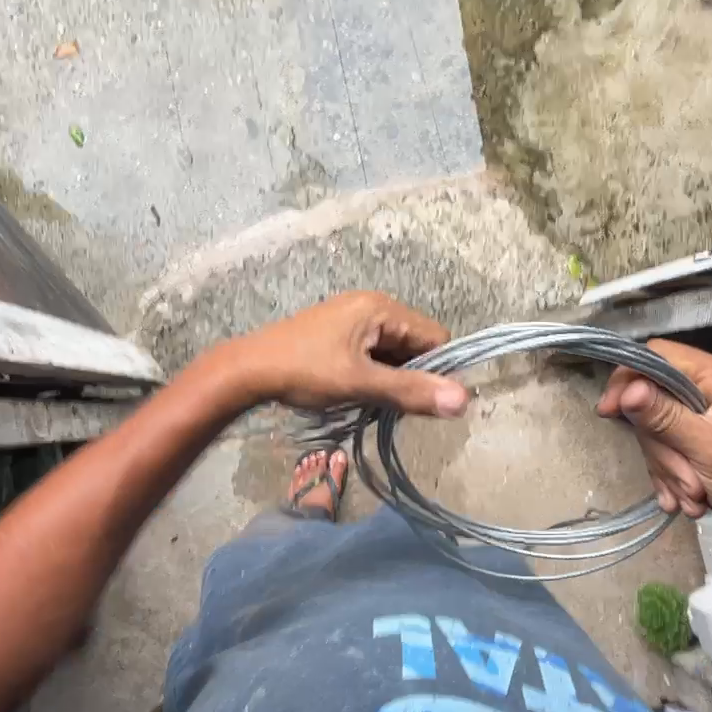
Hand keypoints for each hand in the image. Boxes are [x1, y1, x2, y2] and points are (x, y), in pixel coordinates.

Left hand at [215, 292, 469, 417]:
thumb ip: (410, 391)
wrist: (248, 370)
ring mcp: (353, 318)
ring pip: (393, 353)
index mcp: (380, 308)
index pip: (436, 337)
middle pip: (415, 344)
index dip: (437, 370)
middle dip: (410, 376)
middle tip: (390, 405)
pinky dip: (373, 375)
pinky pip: (373, 354)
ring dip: (390, 379)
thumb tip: (464, 399)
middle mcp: (371, 306)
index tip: (423, 400)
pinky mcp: (339, 334)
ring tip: (368, 400)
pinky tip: (356, 393)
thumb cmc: (304, 371)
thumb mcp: (360, 384)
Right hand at [595, 340, 711, 545]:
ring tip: (691, 497)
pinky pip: (666, 447)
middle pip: (654, 398)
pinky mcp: (701, 438)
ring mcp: (708, 415)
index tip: (611, 413)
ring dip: (667, 466)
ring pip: (657, 428)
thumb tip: (626, 391)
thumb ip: (666, 418)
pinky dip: (671, 475)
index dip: (629, 379)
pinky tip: (685, 500)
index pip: (660, 356)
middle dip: (661, 445)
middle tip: (683, 479)